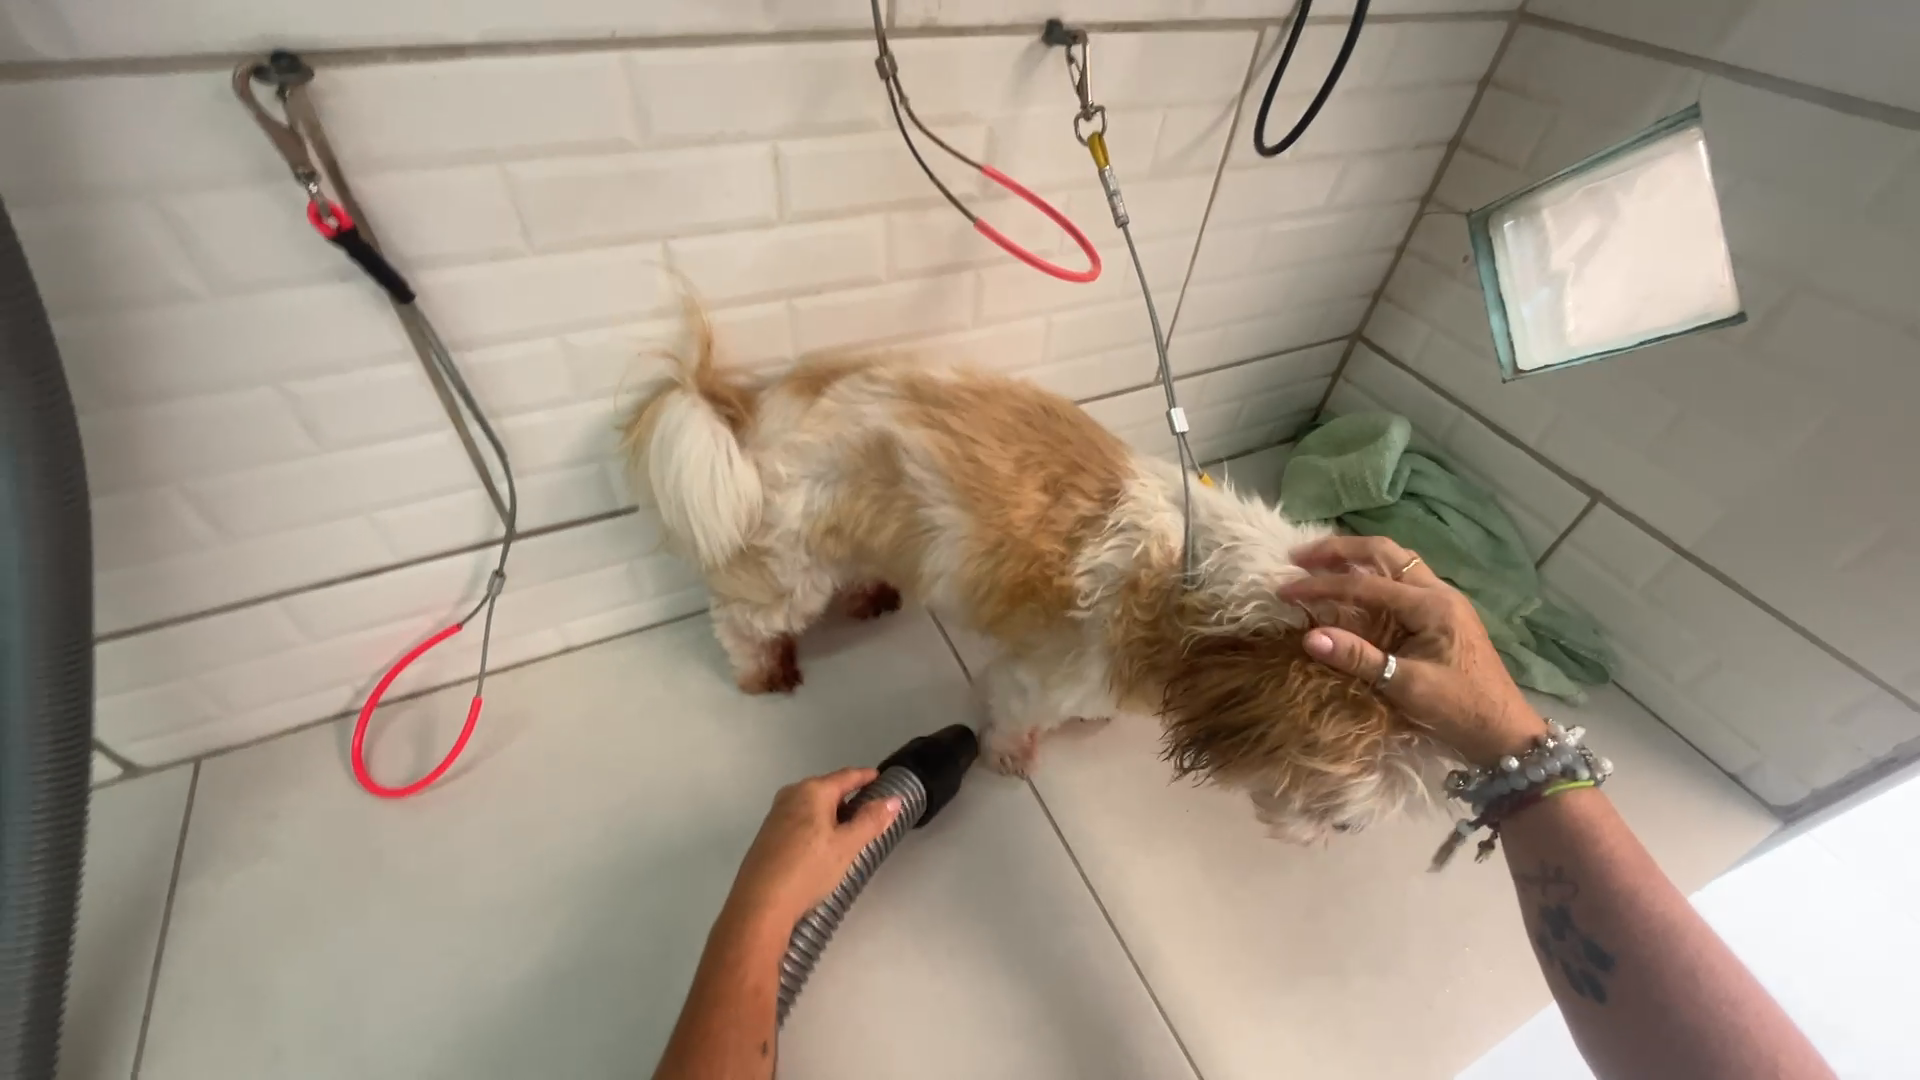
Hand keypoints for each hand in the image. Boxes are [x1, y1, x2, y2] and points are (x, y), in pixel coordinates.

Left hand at [722, 768, 902, 931]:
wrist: (759, 905)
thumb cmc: (807, 870)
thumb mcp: (846, 846)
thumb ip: (871, 821)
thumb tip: (893, 800)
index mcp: (812, 790)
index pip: (846, 776)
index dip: (866, 776)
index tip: (881, 779)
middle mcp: (792, 795)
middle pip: (828, 789)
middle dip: (849, 796)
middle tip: (870, 810)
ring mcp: (777, 814)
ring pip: (813, 805)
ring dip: (833, 813)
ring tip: (850, 829)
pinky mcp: (768, 835)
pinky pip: (800, 819)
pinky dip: (817, 824)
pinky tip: (823, 845)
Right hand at [1280, 535, 1546, 765]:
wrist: (1505, 732)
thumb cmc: (1459, 709)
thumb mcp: (1406, 686)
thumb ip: (1358, 658)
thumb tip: (1309, 636)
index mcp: (1432, 606)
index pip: (1364, 585)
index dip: (1320, 586)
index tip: (1283, 591)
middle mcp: (1438, 592)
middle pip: (1382, 552)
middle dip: (1337, 550)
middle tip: (1298, 557)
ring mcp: (1441, 600)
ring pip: (1392, 559)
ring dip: (1353, 556)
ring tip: (1317, 561)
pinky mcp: (1438, 612)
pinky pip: (1398, 577)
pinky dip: (1367, 572)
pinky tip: (1349, 581)